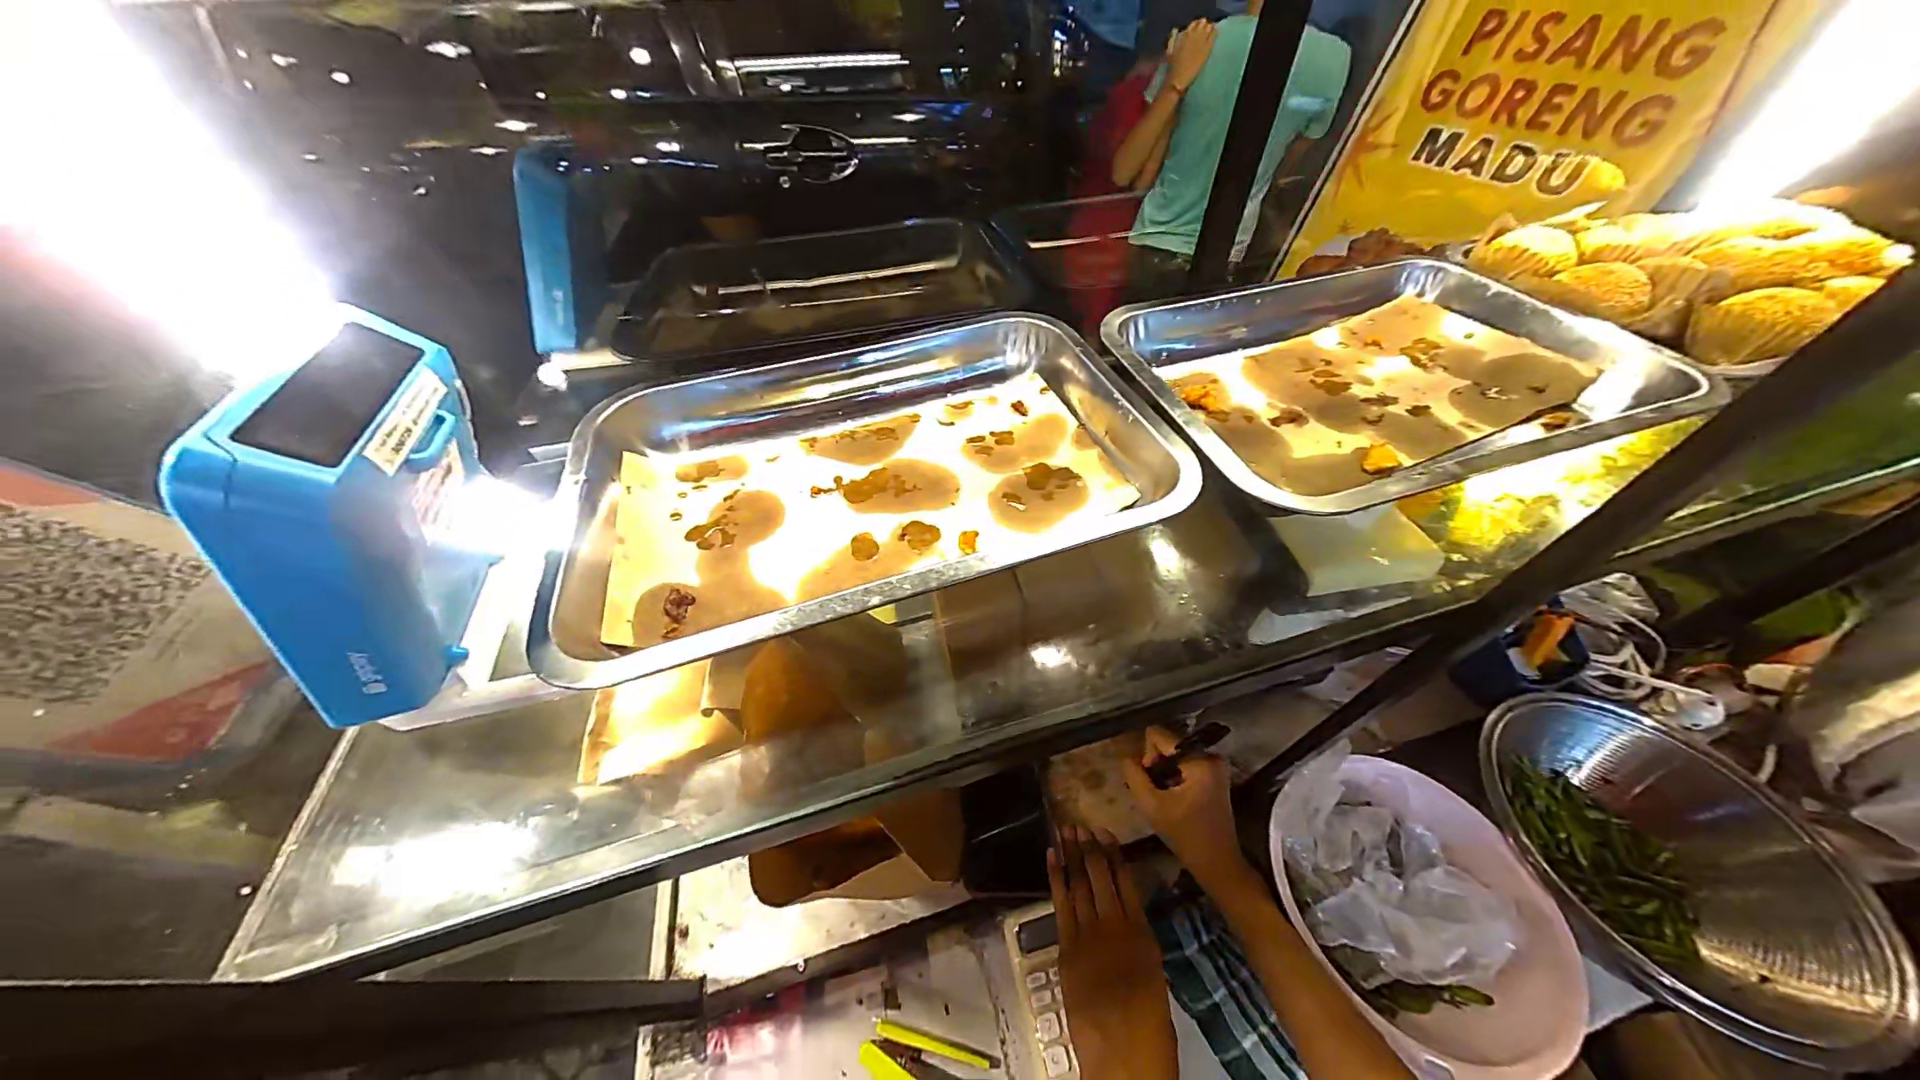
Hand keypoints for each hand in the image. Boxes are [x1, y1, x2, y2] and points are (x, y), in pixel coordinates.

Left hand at [1048, 826, 1176, 1079]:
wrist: (1124, 1054)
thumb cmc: (1148, 1024)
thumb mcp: (1151, 973)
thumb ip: (1136, 942)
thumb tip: (1123, 919)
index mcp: (1143, 932)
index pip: (1126, 882)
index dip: (1114, 855)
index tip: (1106, 833)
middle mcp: (1116, 925)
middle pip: (1100, 877)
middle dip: (1089, 848)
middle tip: (1080, 823)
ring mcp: (1090, 934)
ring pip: (1079, 885)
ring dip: (1071, 855)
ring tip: (1066, 830)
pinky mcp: (1068, 947)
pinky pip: (1060, 904)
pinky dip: (1055, 877)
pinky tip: (1051, 856)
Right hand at [1122, 726, 1250, 889]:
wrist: (1217, 862)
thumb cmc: (1185, 835)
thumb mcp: (1151, 805)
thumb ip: (1134, 775)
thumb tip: (1127, 758)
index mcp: (1199, 760)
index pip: (1158, 736)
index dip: (1146, 756)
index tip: (1150, 782)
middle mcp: (1210, 756)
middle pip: (1167, 743)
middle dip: (1156, 765)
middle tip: (1155, 792)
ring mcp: (1215, 765)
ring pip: (1174, 754)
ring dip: (1163, 772)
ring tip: (1163, 796)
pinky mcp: (1214, 774)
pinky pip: (1184, 763)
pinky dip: (1174, 776)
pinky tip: (1173, 797)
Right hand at [1166, 19, 1216, 92]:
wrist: (1180, 78)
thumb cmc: (1173, 66)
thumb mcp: (1170, 50)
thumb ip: (1173, 38)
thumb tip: (1175, 29)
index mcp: (1185, 33)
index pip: (1194, 23)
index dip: (1196, 25)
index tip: (1196, 28)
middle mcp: (1195, 33)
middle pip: (1203, 22)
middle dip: (1203, 25)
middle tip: (1204, 30)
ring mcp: (1202, 40)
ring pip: (1210, 26)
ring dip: (1209, 28)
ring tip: (1209, 31)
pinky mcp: (1208, 47)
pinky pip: (1214, 35)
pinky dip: (1214, 33)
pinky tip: (1214, 34)